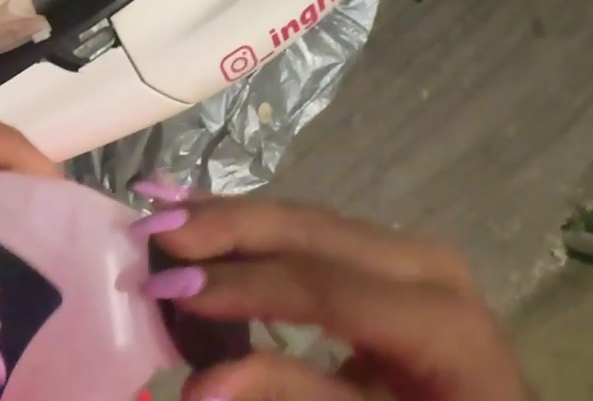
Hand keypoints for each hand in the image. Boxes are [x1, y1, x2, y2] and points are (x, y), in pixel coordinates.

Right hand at [130, 195, 531, 399]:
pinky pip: (310, 229)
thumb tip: (196, 388)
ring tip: (162, 211)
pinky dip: (251, 224)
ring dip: (229, 218)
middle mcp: (426, 267)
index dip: (243, 286)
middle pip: (309, 233)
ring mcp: (407, 251)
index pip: (323, 289)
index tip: (170, 288)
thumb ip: (291, 398)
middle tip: (153, 229)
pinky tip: (203, 211)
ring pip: (303, 219)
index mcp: (439, 322)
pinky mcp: (386, 252)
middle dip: (225, 228)